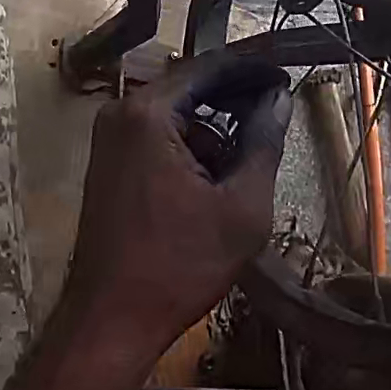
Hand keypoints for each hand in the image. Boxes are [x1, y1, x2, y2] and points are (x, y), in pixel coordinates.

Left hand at [62, 52, 292, 349]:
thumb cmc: (178, 266)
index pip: (207, 67)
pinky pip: (156, 137)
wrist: (110, 322)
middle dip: (232, 106)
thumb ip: (263, 143)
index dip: (250, 70)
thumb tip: (279, 98)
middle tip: (271, 123)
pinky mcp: (108, 162)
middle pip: (189, 90)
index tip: (283, 78)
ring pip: (175, 116)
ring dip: (211, 134)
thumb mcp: (241, 207)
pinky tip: (209, 187)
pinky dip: (187, 151)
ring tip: (239, 172)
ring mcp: (108, 137)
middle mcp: (120, 113)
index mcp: (147, 113)